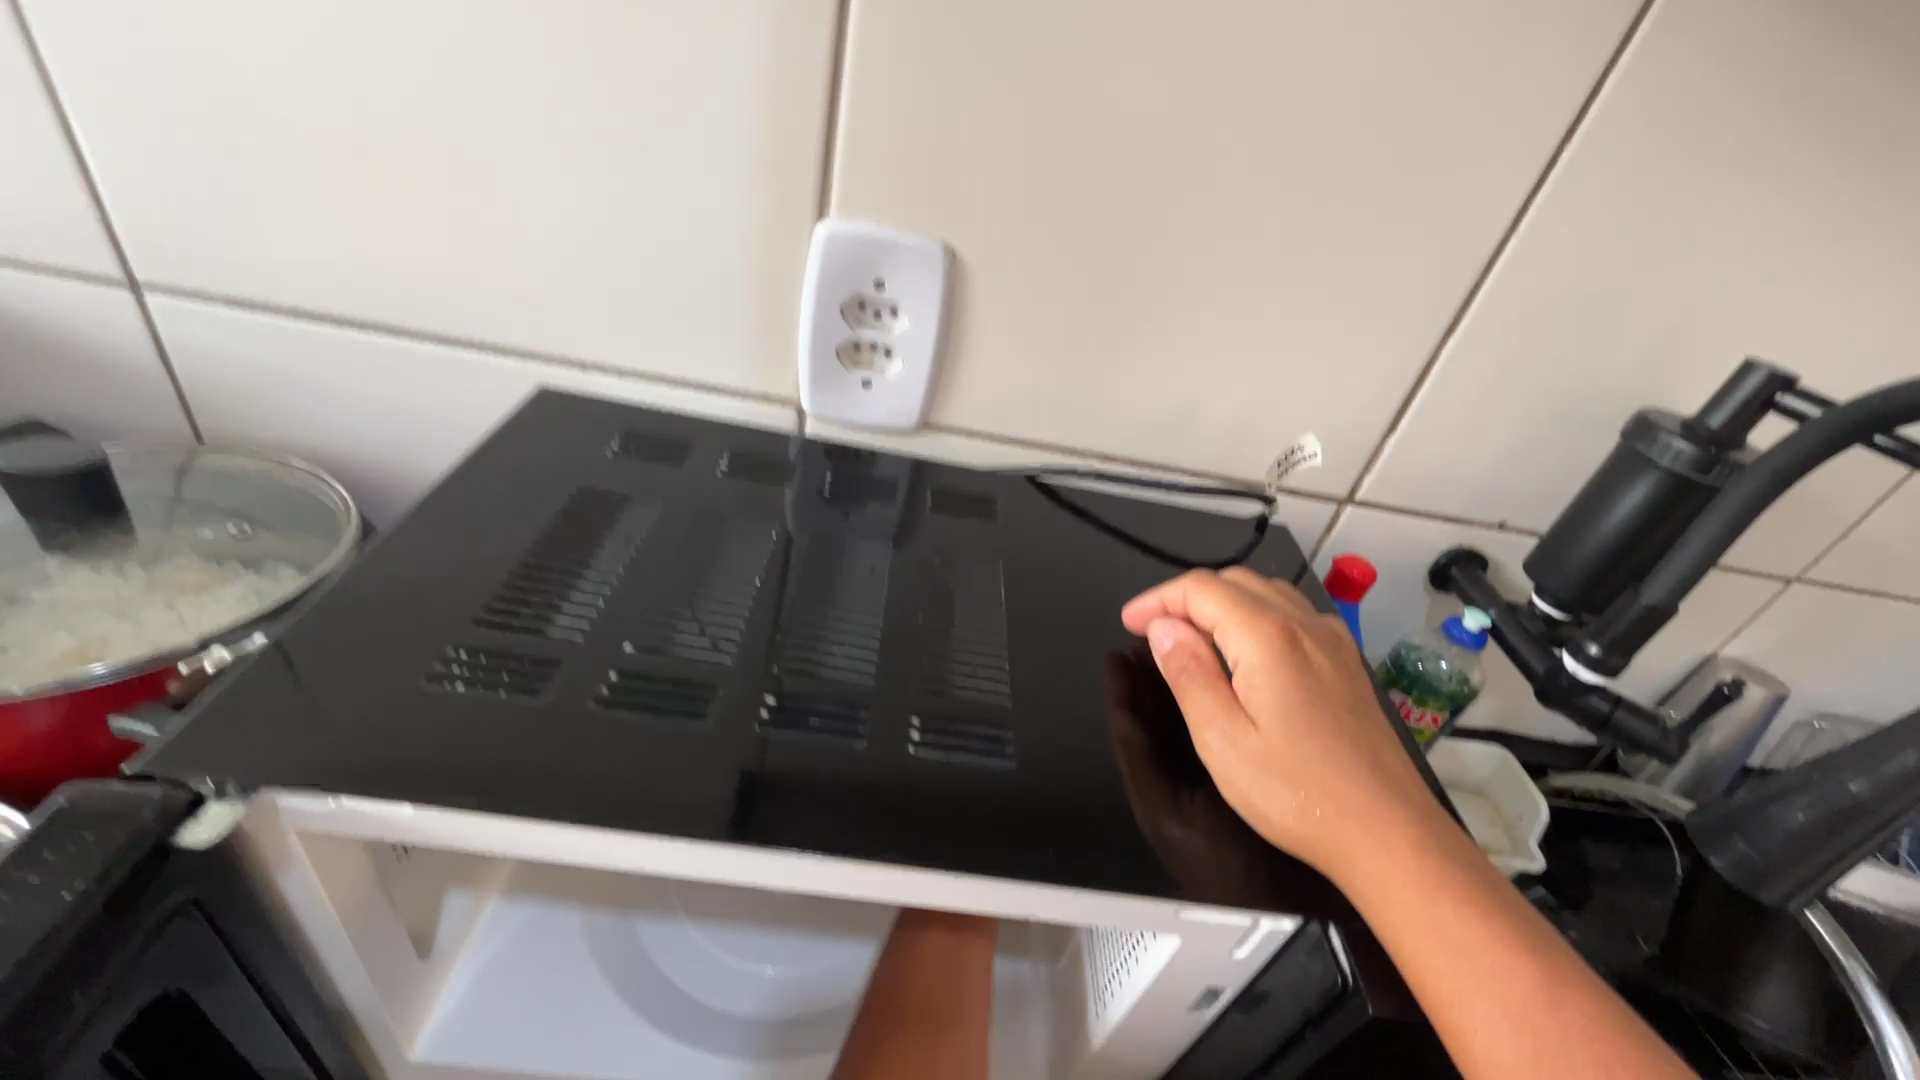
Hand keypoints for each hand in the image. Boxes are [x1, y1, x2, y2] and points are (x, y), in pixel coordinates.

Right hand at [1120, 568, 1446, 885]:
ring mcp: (1332, 642)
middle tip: (1153, 632)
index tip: (1128, 623)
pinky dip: (1255, 617)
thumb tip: (1163, 627)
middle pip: (1233, 582)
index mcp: (1268, 637)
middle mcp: (1304, 625)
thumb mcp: (1221, 739)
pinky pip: (1292, 616)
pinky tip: (1245, 654)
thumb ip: (1188, 673)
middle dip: (1185, 598)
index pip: (1199, 589)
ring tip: (1190, 639)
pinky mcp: (1346, 663)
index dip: (1157, 599)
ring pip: (1265, 593)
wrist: (1387, 831)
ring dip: (1220, 604)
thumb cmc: (1296, 793)